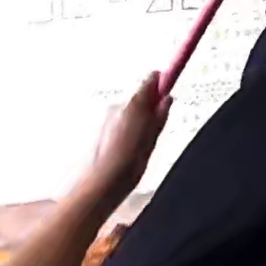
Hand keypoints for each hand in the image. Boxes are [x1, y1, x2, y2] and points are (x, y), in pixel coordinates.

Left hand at [86, 71, 171, 198]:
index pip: (152, 78)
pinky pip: (118, 122)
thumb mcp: (153, 138)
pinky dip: (124, 130)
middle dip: (148, 106)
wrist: (98, 187)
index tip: (166, 95)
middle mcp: (119, 104)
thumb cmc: (129, 163)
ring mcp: (107, 117)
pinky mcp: (99, 129)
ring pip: (129, 110)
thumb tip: (167, 99)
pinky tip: (125, 150)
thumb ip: (161, 114)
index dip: (162, 83)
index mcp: (135, 103)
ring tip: (138, 145)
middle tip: (154, 128)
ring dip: (136, 120)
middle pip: (140, 95)